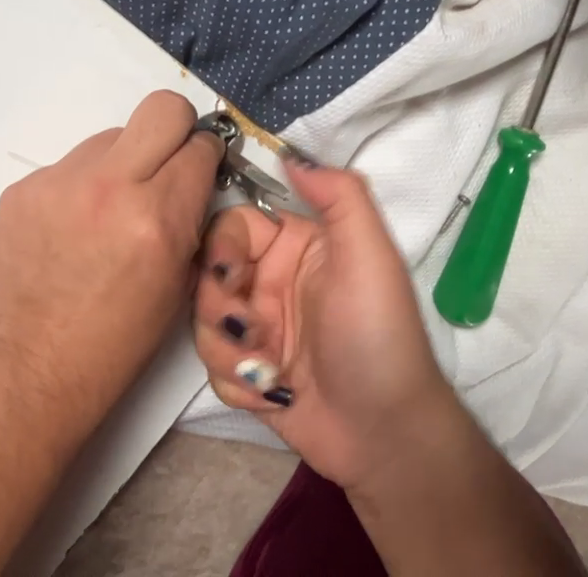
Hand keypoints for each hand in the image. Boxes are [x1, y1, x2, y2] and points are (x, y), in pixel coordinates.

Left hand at [0, 91, 224, 421]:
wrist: (38, 362)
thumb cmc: (121, 337)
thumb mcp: (180, 279)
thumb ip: (189, 215)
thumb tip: (192, 171)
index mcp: (157, 217)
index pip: (199, 146)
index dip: (205, 157)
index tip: (198, 168)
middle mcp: (109, 187)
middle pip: (160, 108)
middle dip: (174, 129)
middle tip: (164, 163)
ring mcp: (58, 182)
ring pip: (110, 137)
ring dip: (120, 162)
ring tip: (107, 211)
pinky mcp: (22, 187)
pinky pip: (68, 166)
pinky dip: (80, 186)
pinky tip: (72, 228)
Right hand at [192, 161, 457, 490]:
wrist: (385, 435)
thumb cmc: (377, 335)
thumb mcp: (371, 255)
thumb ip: (338, 195)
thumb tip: (290, 153)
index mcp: (295, 247)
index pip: (232, 224)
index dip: (221, 247)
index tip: (232, 275)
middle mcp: (270, 281)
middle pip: (207, 274)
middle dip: (218, 306)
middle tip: (248, 331)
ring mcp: (257, 329)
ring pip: (203, 322)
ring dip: (230, 350)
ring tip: (269, 372)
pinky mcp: (247, 372)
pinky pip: (212, 365)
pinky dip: (238, 381)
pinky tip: (273, 394)